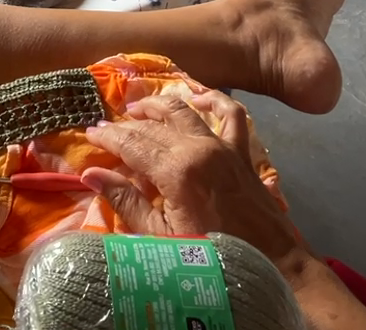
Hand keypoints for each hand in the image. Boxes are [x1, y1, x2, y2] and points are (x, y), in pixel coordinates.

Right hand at [81, 92, 308, 277]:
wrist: (275, 269)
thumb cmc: (212, 261)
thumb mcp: (162, 239)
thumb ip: (126, 202)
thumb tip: (91, 175)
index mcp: (176, 172)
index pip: (131, 144)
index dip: (108, 137)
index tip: (90, 134)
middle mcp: (198, 149)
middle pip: (152, 126)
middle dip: (125, 125)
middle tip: (106, 128)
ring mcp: (222, 146)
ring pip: (183, 110)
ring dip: (157, 105)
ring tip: (138, 108)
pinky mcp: (241, 151)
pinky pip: (231, 114)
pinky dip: (215, 100)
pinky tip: (198, 96)